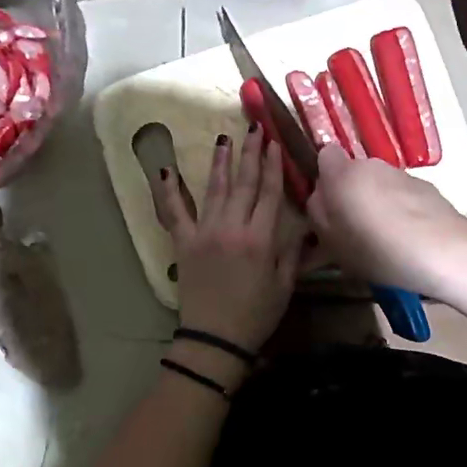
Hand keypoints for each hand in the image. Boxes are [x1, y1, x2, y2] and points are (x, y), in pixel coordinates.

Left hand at [149, 127, 305, 351]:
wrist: (215, 339)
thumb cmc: (256, 316)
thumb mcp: (285, 286)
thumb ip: (291, 252)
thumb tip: (301, 225)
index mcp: (261, 238)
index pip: (269, 192)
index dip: (273, 165)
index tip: (275, 142)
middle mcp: (232, 228)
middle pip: (244, 183)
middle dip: (251, 153)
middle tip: (254, 127)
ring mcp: (204, 232)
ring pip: (214, 189)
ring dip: (221, 163)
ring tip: (225, 139)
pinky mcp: (183, 243)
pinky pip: (174, 212)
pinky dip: (168, 191)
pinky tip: (165, 169)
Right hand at [305, 145, 466, 295]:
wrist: (444, 253)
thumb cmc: (376, 250)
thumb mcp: (330, 241)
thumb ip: (317, 212)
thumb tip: (320, 196)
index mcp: (343, 174)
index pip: (325, 155)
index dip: (324, 178)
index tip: (325, 205)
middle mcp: (372, 165)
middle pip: (353, 173)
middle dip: (350, 194)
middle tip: (350, 229)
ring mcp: (403, 175)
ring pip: (379, 185)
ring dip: (375, 203)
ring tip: (381, 238)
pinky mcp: (428, 188)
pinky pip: (402, 196)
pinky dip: (399, 211)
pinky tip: (405, 238)